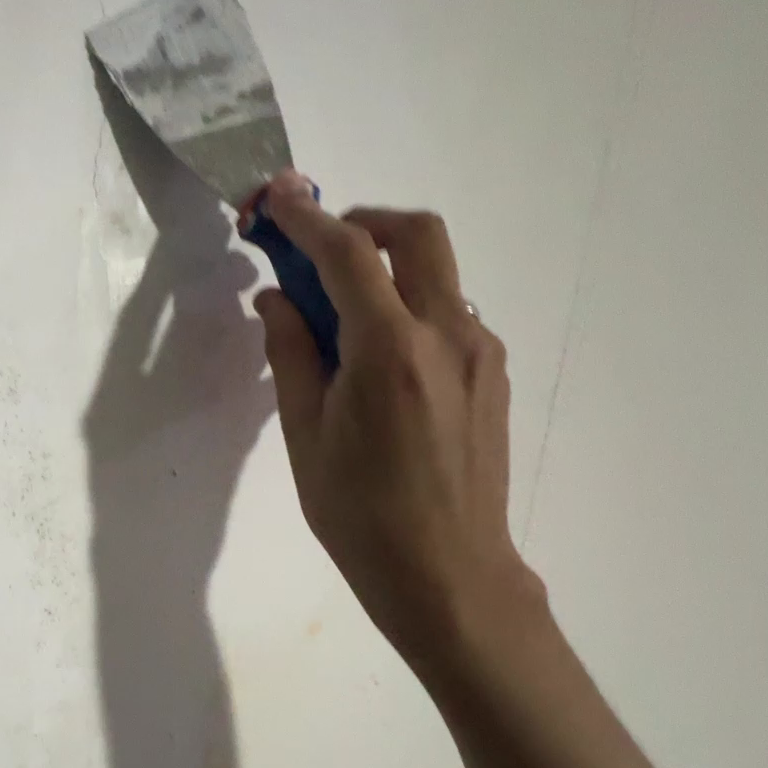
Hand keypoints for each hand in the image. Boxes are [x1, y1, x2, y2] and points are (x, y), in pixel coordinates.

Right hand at [252, 171, 540, 660]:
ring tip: (335, 317)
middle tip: (316, 245)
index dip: (307, 219)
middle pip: (418, 234)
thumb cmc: (357, 513)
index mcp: (389, 351)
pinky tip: (372, 358)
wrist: (446, 570)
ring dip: (385, 268)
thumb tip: (275, 298)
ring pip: (437, 273)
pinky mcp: (492, 374)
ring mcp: (480, 352)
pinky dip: (406, 306)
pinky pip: (447, 314)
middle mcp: (448, 334)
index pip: (349, 256)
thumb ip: (291, 355)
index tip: (274, 197)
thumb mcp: (304, 436)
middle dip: (363, 221)